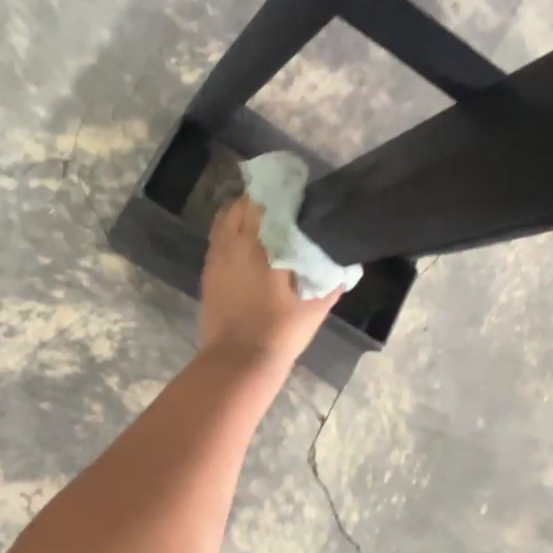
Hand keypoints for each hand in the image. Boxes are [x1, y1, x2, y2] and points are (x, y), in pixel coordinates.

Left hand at [199, 198, 341, 362]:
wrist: (238, 361)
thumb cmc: (279, 332)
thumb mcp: (313, 308)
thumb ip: (330, 282)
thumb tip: (345, 266)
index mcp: (258, 247)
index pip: (263, 204)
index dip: (277, 194)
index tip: (293, 192)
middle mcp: (232, 245)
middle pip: (239, 207)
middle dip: (256, 201)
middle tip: (278, 203)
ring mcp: (215, 259)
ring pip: (223, 221)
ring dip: (239, 214)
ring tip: (260, 218)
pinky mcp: (207, 274)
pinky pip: (216, 240)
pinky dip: (228, 233)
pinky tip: (244, 243)